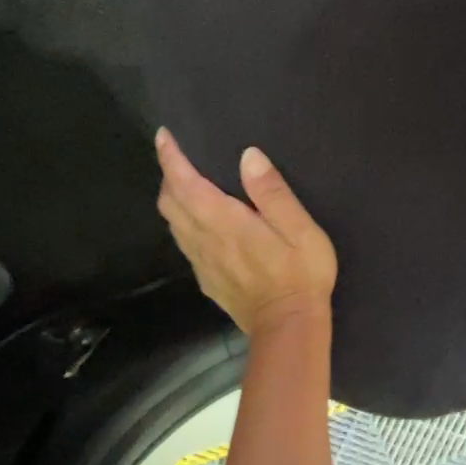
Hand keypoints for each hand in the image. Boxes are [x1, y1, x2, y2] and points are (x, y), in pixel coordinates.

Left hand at [155, 127, 337, 335]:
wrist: (289, 328)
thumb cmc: (301, 272)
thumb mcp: (299, 228)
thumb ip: (272, 191)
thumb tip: (248, 155)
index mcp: (225, 223)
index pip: (186, 185)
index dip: (172, 159)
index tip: (164, 136)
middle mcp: (205, 241)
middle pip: (171, 203)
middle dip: (169, 174)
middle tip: (178, 153)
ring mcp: (203, 263)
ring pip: (173, 223)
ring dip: (172, 197)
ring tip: (185, 179)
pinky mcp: (208, 279)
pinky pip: (184, 241)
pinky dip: (181, 219)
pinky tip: (198, 217)